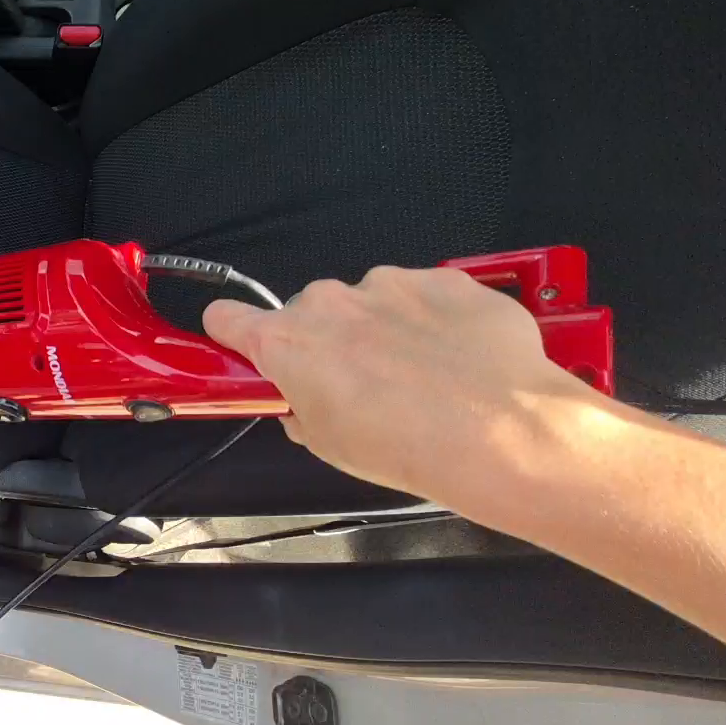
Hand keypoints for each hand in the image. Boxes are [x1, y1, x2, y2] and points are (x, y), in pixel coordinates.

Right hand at [202, 265, 596, 507]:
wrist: (500, 433)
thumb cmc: (398, 444)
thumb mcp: (322, 440)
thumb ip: (298, 406)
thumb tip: (306, 400)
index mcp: (282, 342)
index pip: (225, 316)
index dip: (231, 333)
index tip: (246, 348)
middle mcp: (326, 303)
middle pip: (304, 312)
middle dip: (319, 339)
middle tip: (351, 380)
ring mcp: (388, 285)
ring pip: (364, 301)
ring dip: (374, 326)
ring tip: (413, 370)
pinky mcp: (445, 280)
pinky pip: (419, 295)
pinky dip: (426, 318)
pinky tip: (450, 355)